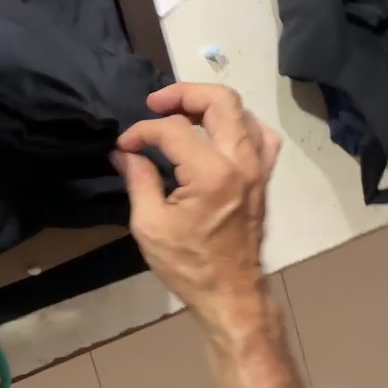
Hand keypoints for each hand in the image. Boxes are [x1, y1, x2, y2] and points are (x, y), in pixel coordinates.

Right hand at [113, 83, 282, 329]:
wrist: (229, 292)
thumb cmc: (186, 264)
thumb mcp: (149, 225)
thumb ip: (138, 180)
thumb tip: (124, 153)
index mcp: (211, 173)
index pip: (173, 130)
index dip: (142, 131)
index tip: (124, 146)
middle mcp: (241, 161)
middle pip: (220, 101)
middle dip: (183, 94)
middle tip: (155, 104)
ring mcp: (258, 167)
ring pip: (243, 111)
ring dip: (210, 105)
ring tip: (183, 113)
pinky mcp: (263, 176)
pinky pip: (259, 134)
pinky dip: (236, 123)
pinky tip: (217, 132)